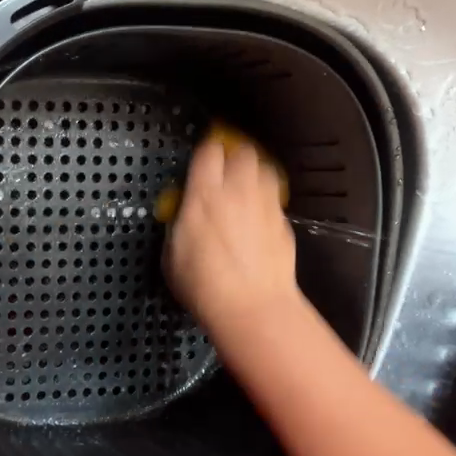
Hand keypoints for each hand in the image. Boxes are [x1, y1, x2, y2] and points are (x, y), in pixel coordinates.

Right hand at [165, 136, 300, 332]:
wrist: (251, 306)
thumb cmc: (203, 286)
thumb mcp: (172, 254)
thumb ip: (179, 225)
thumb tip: (184, 215)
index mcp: (203, 197)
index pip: (208, 152)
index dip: (205, 150)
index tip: (201, 157)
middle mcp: (237, 192)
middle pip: (242, 151)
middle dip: (233, 154)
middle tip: (223, 166)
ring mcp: (264, 204)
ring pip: (264, 168)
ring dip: (253, 171)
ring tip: (243, 184)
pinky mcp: (283, 222)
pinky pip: (274, 196)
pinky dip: (265, 197)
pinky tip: (257, 214)